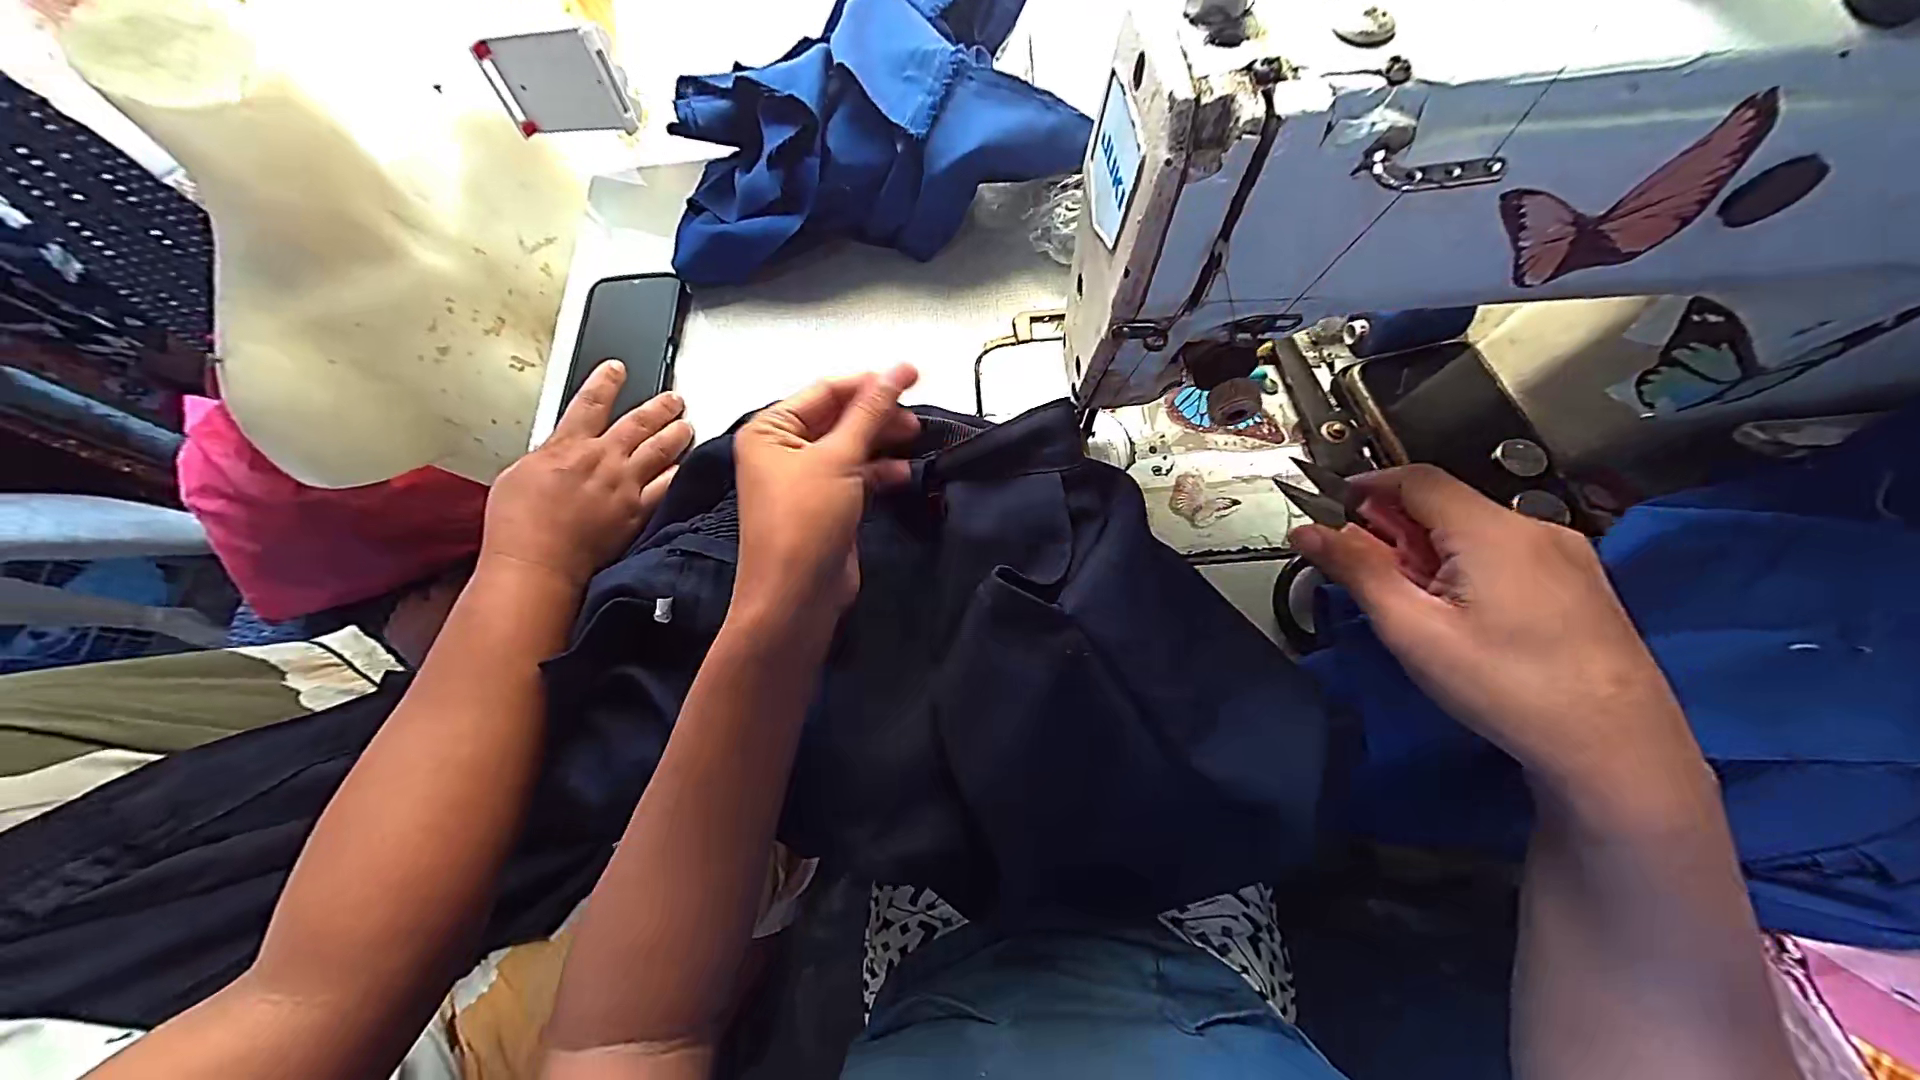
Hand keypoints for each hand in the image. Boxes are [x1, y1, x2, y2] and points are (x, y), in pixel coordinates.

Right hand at [481, 360, 692, 587]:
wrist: (538, 560)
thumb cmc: (519, 523)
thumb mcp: (520, 474)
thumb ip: (549, 455)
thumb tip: (561, 449)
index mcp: (567, 447)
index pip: (591, 403)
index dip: (606, 382)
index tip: (618, 369)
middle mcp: (602, 460)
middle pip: (637, 424)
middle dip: (659, 407)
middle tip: (675, 398)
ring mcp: (624, 485)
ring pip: (659, 450)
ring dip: (676, 434)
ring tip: (687, 425)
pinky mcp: (638, 511)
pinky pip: (666, 486)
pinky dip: (677, 473)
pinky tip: (686, 466)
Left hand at [732, 364, 919, 625]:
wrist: (797, 596)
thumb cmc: (801, 526)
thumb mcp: (838, 458)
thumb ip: (870, 412)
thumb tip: (895, 372)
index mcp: (771, 430)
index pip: (826, 391)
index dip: (869, 383)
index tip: (909, 376)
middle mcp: (785, 451)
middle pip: (841, 418)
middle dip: (878, 416)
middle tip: (914, 415)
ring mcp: (808, 480)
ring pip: (853, 447)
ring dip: (883, 444)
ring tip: (914, 438)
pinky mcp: (828, 505)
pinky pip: (858, 476)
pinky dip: (880, 473)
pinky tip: (903, 473)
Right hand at [1291, 465, 1705, 812]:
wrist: (1618, 751)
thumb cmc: (1504, 686)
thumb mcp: (1412, 628)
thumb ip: (1357, 570)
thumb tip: (1307, 532)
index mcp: (1492, 531)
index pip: (1415, 478)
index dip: (1365, 485)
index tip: (1328, 509)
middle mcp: (1535, 529)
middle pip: (1444, 504)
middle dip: (1392, 527)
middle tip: (1365, 572)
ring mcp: (1566, 555)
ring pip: (1472, 530)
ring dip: (1426, 549)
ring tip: (1412, 603)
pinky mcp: (1579, 582)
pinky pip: (1503, 552)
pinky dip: (1463, 564)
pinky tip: (1459, 612)